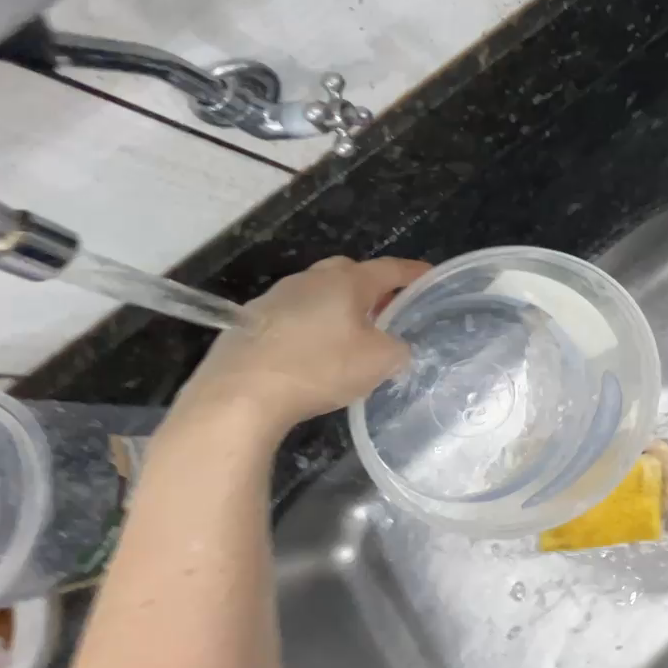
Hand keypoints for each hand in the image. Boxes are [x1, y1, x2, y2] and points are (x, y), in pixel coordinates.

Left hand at [168, 256, 429, 444]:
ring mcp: (271, 301)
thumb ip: (398, 348)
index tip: (430, 276)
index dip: (413, 272)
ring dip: (336, 307)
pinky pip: (290, 317)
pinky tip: (310, 354)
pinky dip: (308, 327)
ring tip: (349, 334)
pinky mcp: (245, 326)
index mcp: (346, 282)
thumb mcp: (381, 362)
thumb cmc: (319, 369)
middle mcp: (309, 281)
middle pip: (348, 272)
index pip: (390, 268)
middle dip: (370, 286)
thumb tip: (393, 347)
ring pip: (316, 294)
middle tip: (386, 308)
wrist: (237, 399)